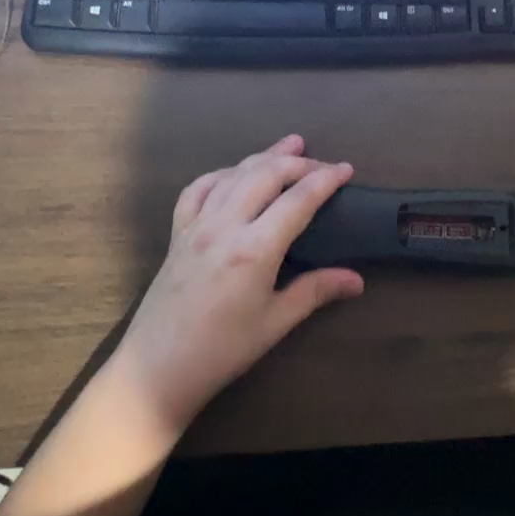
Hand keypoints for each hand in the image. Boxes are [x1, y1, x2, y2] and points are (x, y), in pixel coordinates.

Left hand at [110, 135, 362, 436]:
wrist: (157, 369)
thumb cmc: (222, 351)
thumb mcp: (275, 323)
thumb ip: (315, 291)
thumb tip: (357, 279)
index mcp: (254, 249)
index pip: (297, 200)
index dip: (325, 180)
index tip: (346, 169)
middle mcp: (224, 226)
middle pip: (265, 175)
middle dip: (298, 162)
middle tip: (323, 163)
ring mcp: (196, 226)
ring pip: (233, 174)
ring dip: (264, 157)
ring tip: (289, 146)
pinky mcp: (178, 234)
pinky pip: (198, 189)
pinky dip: (222, 173)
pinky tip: (234, 173)